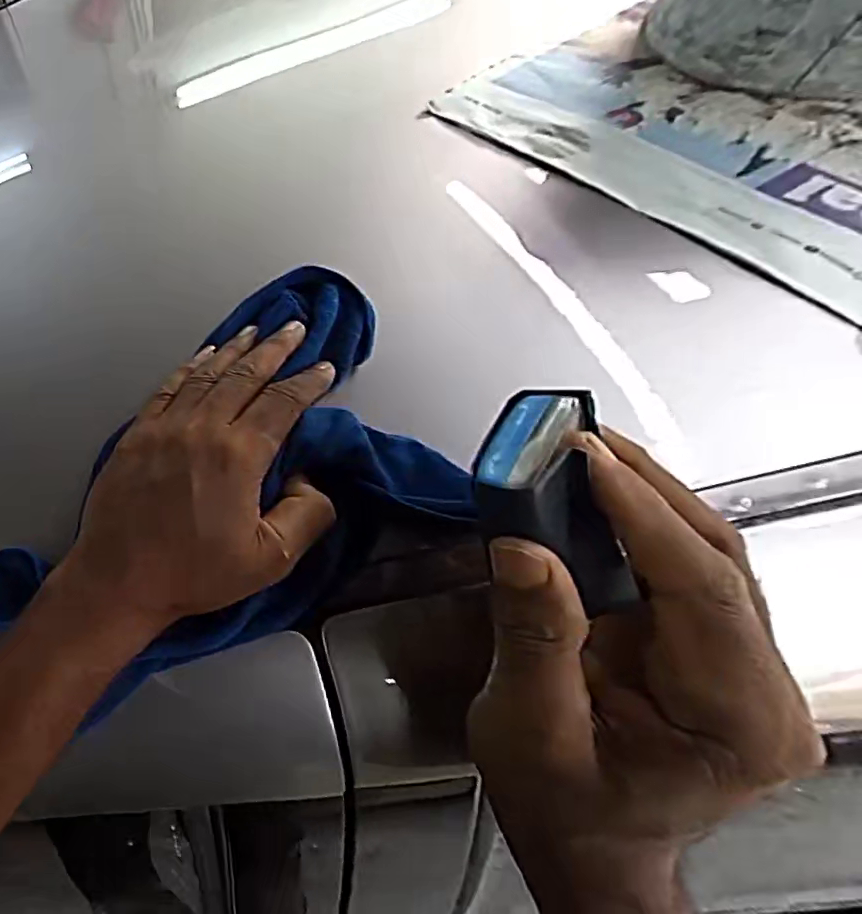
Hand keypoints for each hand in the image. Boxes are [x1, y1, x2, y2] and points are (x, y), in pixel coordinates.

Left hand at [48, 321, 338, 635]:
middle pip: (243, 377)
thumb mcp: (271, 558)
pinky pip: (166, 390)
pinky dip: (188, 369)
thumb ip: (306, 513)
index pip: (281, 404)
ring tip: (253, 333)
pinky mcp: (135, 435)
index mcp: (237, 456)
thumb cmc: (193, 571)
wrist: (120, 574)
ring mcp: (161, 429)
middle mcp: (198, 430)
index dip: (307, 383)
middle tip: (293, 329)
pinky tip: (201, 358)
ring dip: (232, 352)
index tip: (325, 368)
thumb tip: (310, 479)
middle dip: (273, 350)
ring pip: (204, 376)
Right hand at [467, 429, 823, 913]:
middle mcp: (756, 690)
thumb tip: (522, 551)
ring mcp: (733, 670)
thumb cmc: (559, 798)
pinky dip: (634, 528)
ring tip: (588, 455)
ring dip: (645, 501)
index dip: (643, 517)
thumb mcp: (528, 723)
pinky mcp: (698, 653)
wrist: (583, 837)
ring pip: (705, 562)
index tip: (589, 463)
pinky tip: (599, 500)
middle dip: (650, 492)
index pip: (702, 590)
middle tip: (585, 440)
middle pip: (719, 565)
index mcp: (735, 719)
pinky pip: (675, 575)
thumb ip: (533, 636)